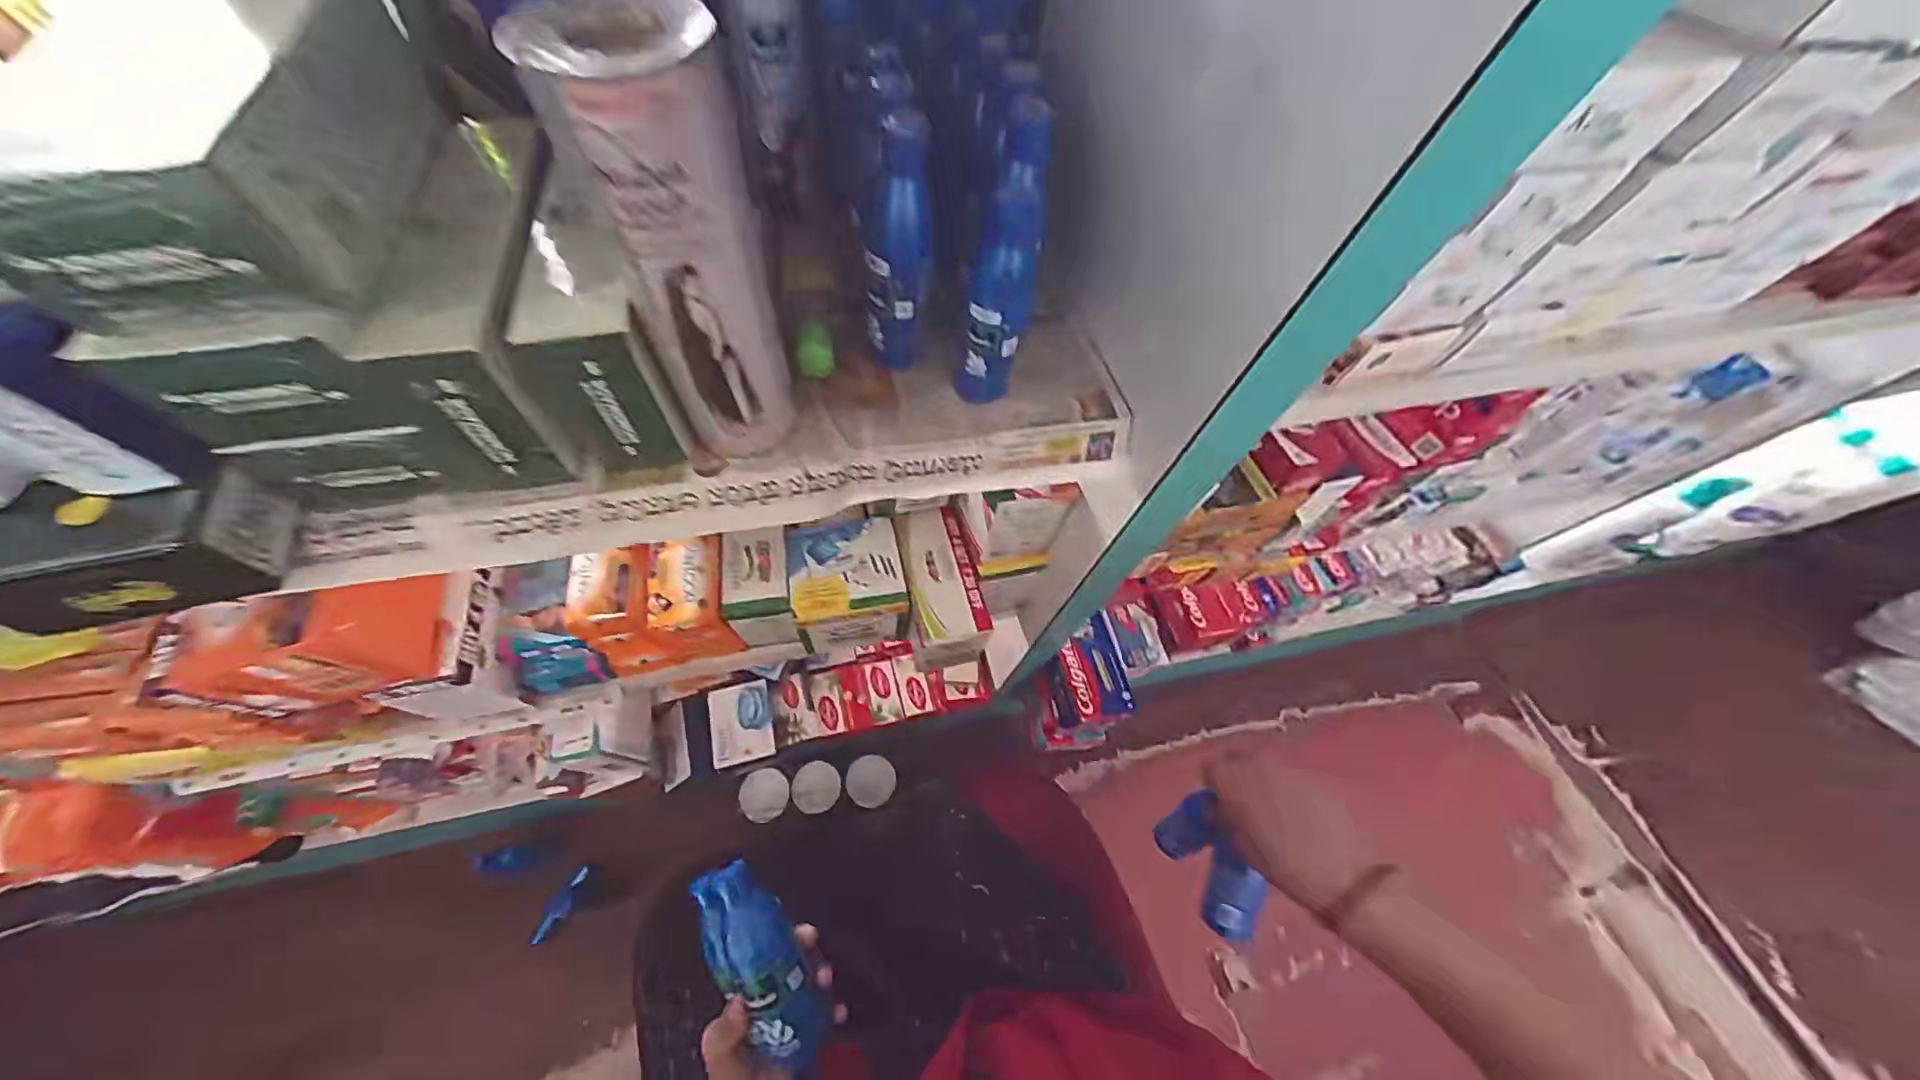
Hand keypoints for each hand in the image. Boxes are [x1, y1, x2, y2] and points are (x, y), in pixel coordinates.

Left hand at [700, 924, 846, 1079]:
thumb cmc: (736, 1079)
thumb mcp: (721, 1058)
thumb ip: (722, 1036)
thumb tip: (738, 1002)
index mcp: (746, 1003)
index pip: (761, 962)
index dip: (775, 942)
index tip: (786, 927)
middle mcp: (769, 1005)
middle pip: (789, 967)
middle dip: (802, 949)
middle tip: (811, 939)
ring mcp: (790, 1021)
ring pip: (809, 987)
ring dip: (820, 975)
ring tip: (826, 976)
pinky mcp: (807, 1039)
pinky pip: (824, 1017)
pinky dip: (833, 1010)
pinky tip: (839, 1012)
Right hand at [1207, 749, 1382, 913]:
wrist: (1345, 874)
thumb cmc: (1283, 865)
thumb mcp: (1240, 844)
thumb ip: (1224, 818)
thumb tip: (1218, 809)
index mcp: (1233, 778)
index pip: (1211, 768)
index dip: (1214, 786)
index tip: (1218, 805)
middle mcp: (1259, 762)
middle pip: (1239, 759)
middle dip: (1238, 777)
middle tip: (1242, 805)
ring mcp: (1290, 766)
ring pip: (1267, 766)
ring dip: (1264, 781)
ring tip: (1273, 811)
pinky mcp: (1318, 776)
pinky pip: (1293, 777)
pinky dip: (1290, 789)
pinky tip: (1299, 814)